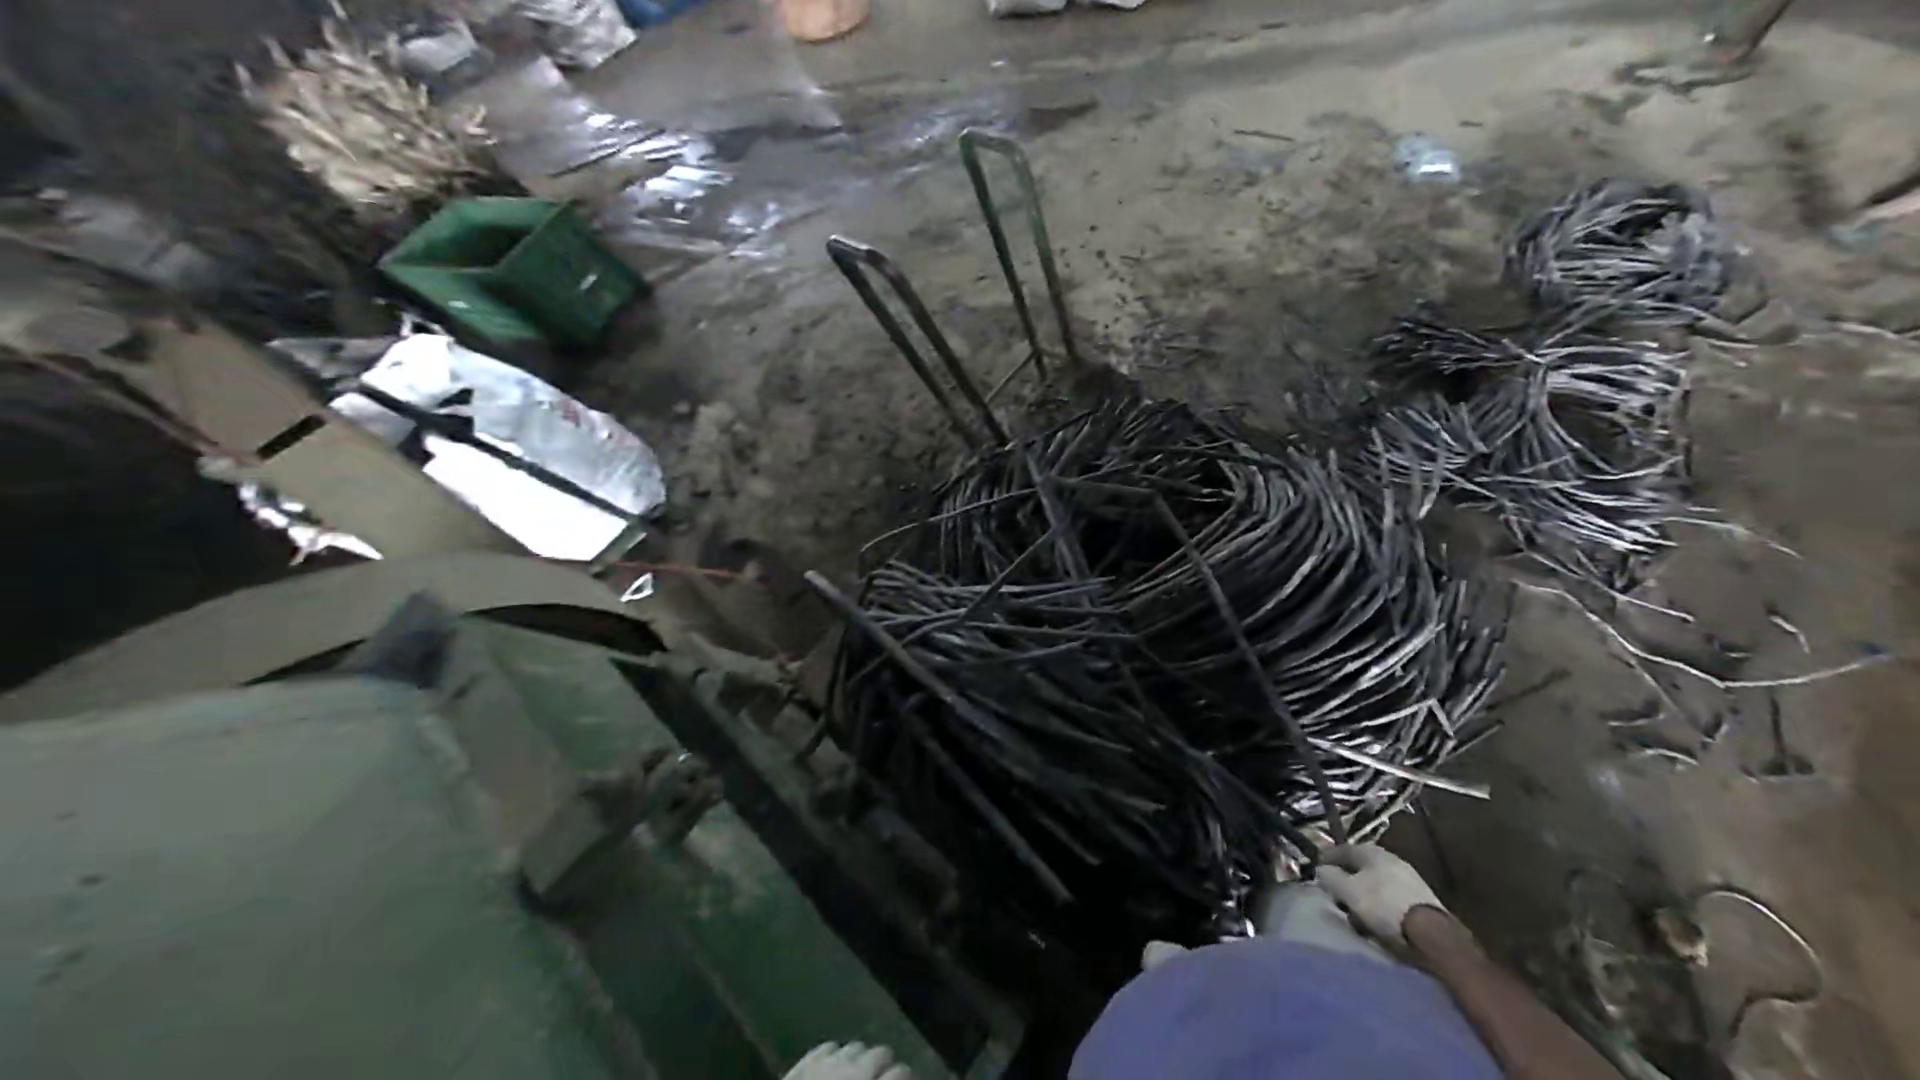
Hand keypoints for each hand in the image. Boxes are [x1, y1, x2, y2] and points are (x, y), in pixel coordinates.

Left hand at [782, 1041, 912, 1079]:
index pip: (901, 1074)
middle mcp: (854, 1071)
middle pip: (882, 1052)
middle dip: (885, 1067)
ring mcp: (827, 1063)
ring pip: (856, 1046)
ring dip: (860, 1059)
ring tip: (858, 1075)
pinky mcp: (804, 1063)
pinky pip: (828, 1048)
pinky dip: (834, 1058)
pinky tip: (833, 1071)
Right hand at [1315, 843, 1443, 946]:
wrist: (1432, 933)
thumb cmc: (1383, 904)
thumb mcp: (1347, 890)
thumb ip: (1330, 877)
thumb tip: (1322, 870)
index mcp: (1373, 852)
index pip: (1343, 849)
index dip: (1327, 858)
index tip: (1316, 870)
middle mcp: (1392, 860)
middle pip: (1361, 868)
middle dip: (1346, 879)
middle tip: (1335, 893)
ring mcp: (1410, 880)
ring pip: (1376, 884)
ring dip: (1363, 895)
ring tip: (1354, 911)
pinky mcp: (1421, 901)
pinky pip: (1390, 899)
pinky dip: (1379, 906)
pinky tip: (1376, 920)